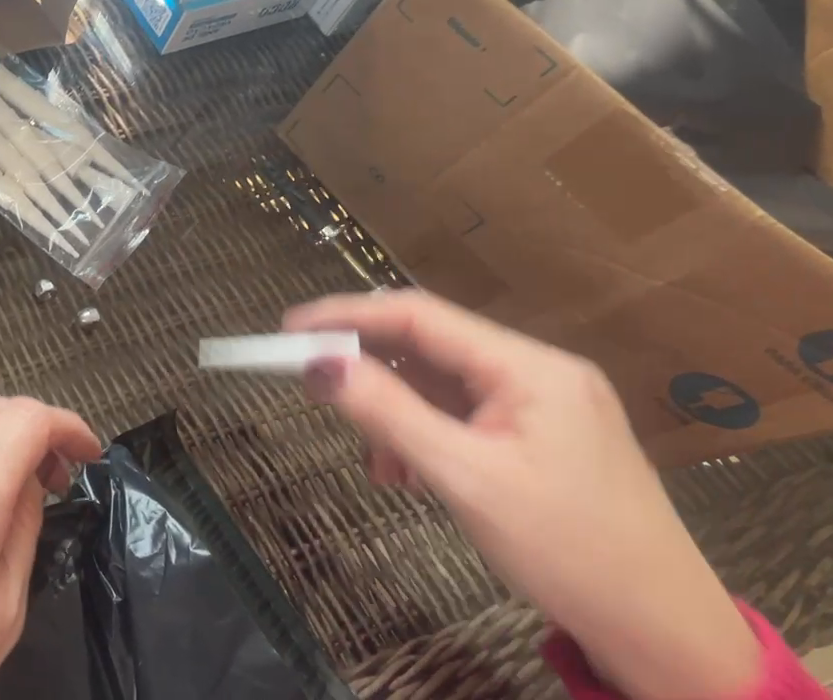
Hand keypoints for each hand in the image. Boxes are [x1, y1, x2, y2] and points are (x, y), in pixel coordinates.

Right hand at [286, 291, 760, 699]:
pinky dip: (419, 434)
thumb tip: (316, 363)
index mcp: (529, 368)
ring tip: (378, 465)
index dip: (345, 316)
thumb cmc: (566, 550)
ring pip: (436, 384)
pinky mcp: (536, 435)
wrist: (663, 634)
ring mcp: (539, 403)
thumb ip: (387, 412)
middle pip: (426, 347)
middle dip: (368, 371)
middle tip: (315, 392)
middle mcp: (536, 371)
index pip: (417, 316)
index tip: (287, 331)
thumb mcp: (464, 478)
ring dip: (392, 413)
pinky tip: (407, 473)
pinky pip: (457, 414)